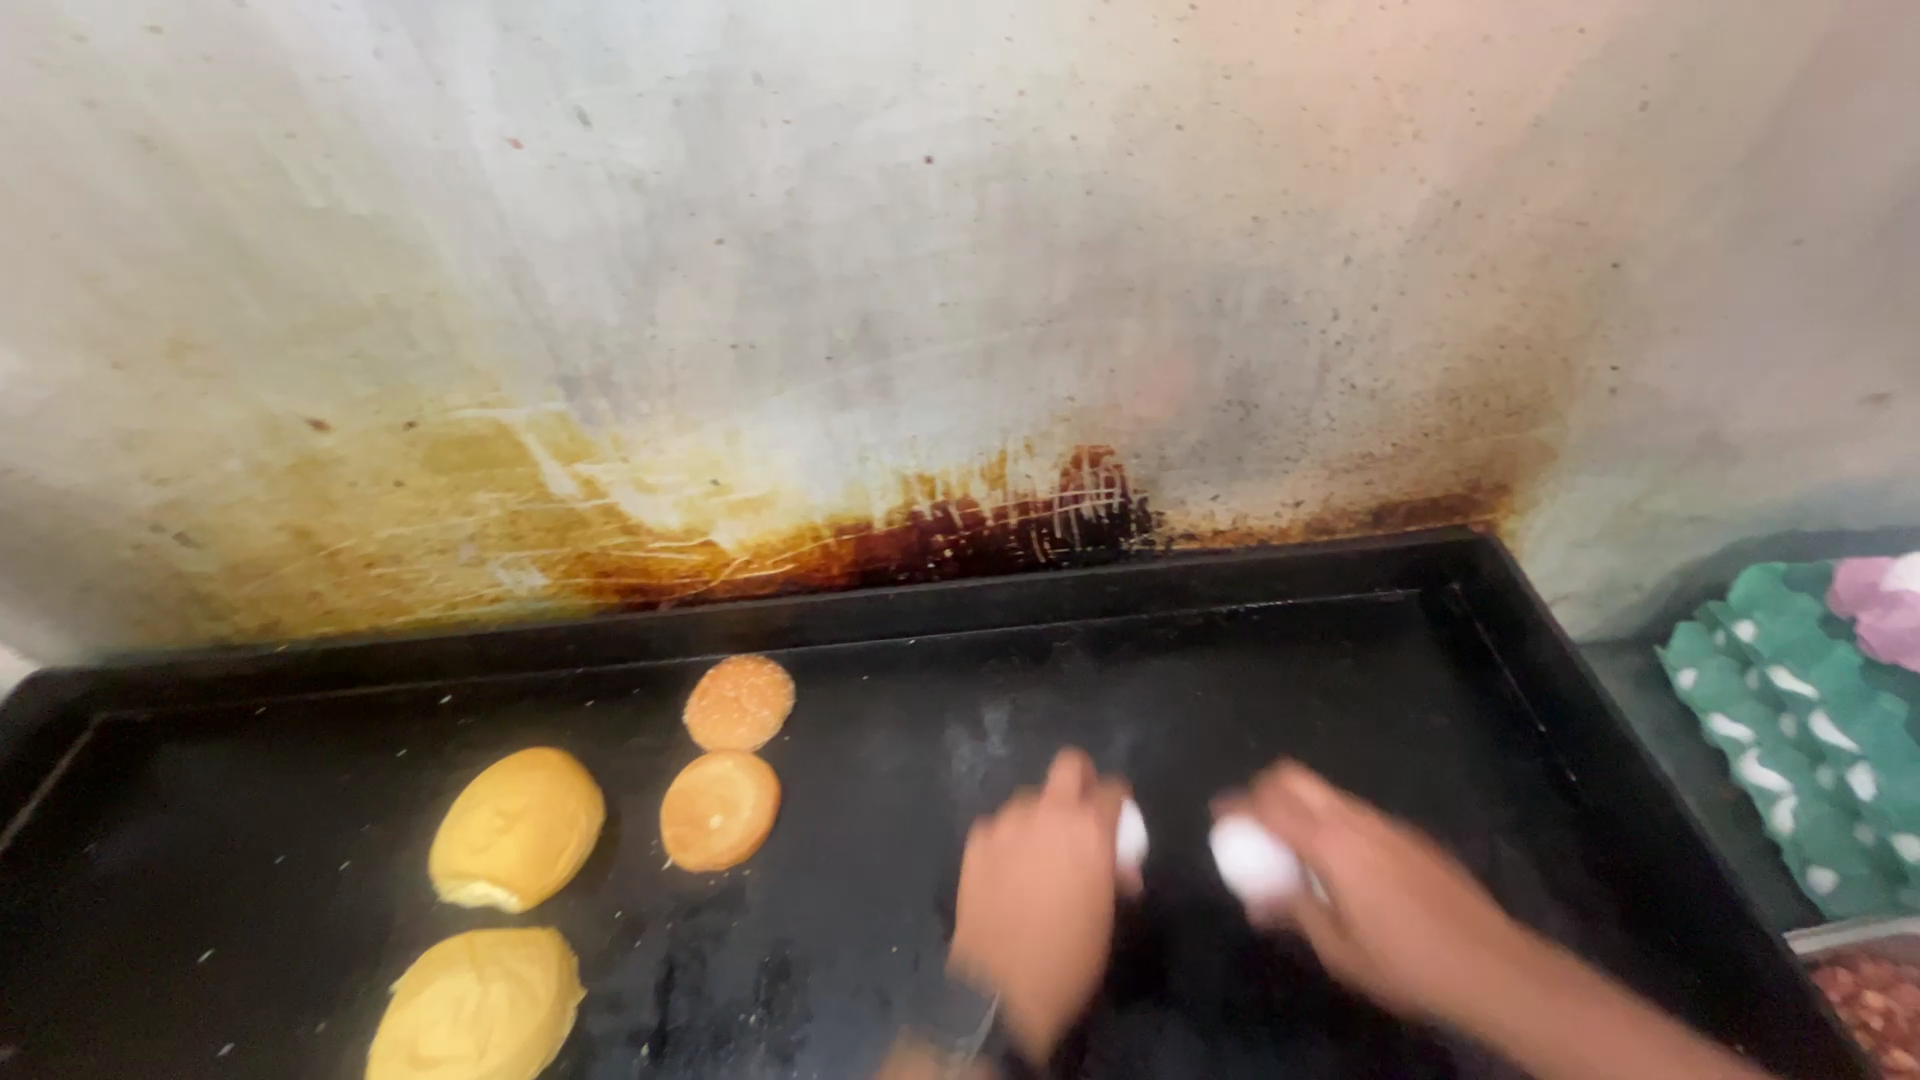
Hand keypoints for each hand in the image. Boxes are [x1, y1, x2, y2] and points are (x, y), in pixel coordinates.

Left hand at [946, 747, 1130, 1061]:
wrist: (1002, 987)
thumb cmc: (1068, 957)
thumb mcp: (1107, 918)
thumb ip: (1113, 877)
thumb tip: (1117, 868)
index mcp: (1089, 829)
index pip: (1113, 789)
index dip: (1119, 801)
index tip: (1118, 817)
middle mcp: (1048, 813)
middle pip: (1069, 764)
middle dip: (1081, 780)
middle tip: (1081, 811)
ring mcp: (1007, 822)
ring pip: (1029, 797)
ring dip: (1040, 816)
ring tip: (1038, 853)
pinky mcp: (977, 839)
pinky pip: (999, 825)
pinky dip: (1008, 839)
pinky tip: (1006, 870)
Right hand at [1221, 760, 1548, 1024]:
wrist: (1496, 969)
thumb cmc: (1406, 963)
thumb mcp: (1337, 950)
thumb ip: (1293, 913)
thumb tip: (1257, 901)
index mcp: (1330, 843)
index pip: (1268, 805)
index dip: (1237, 806)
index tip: (1219, 816)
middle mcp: (1355, 821)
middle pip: (1294, 777)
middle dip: (1264, 789)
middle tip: (1252, 821)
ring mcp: (1387, 825)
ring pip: (1328, 794)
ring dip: (1300, 807)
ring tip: (1294, 848)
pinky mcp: (1411, 838)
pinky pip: (1356, 815)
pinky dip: (1333, 825)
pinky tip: (1345, 868)